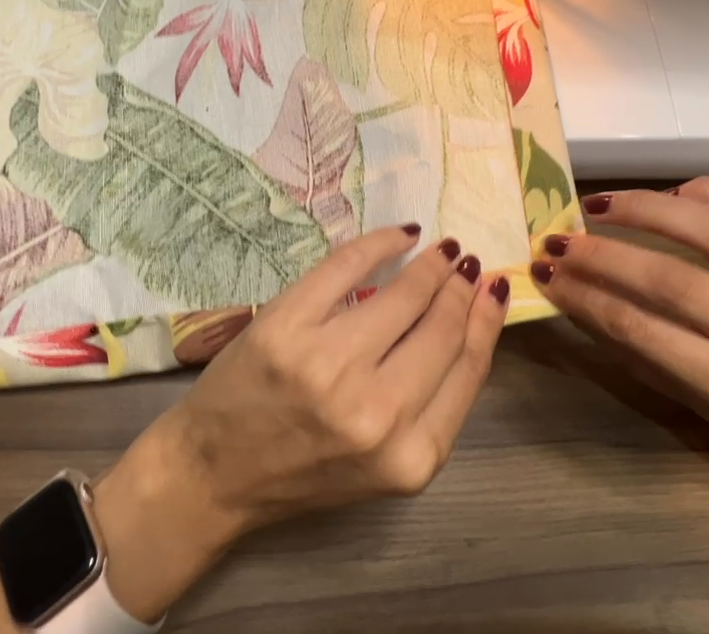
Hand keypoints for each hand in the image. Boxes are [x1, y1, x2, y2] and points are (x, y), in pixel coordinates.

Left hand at [92, 226, 508, 619]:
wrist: (216, 473)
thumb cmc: (305, 472)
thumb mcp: (386, 464)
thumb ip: (432, 405)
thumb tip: (471, 320)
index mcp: (411, 457)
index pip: (469, 366)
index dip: (487, 319)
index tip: (492, 288)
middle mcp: (377, 412)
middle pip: (443, 325)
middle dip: (460, 286)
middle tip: (464, 263)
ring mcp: (328, 365)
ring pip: (404, 293)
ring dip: (430, 265)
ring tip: (438, 252)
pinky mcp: (286, 327)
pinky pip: (348, 266)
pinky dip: (381, 241)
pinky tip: (401, 235)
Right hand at [529, 178, 708, 453]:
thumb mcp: (675, 389)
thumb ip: (624, 340)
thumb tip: (564, 286)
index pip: (645, 331)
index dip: (587, 298)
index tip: (545, 272)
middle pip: (677, 280)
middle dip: (606, 255)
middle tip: (560, 239)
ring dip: (650, 208)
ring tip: (603, 204)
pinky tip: (674, 191)